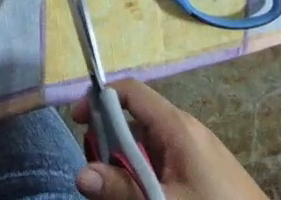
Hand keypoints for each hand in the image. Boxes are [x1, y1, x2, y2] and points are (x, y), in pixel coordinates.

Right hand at [72, 80, 268, 199]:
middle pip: (136, 120)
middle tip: (96, 175)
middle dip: (110, 143)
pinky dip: (147, 174)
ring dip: (127, 164)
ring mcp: (196, 149)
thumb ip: (122, 189)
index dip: (101, 98)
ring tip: (117, 193)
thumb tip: (80, 173)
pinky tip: (143, 196)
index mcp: (176, 125)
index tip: (77, 120)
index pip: (131, 91)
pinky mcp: (203, 169)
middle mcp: (185, 129)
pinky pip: (164, 161)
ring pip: (148, 145)